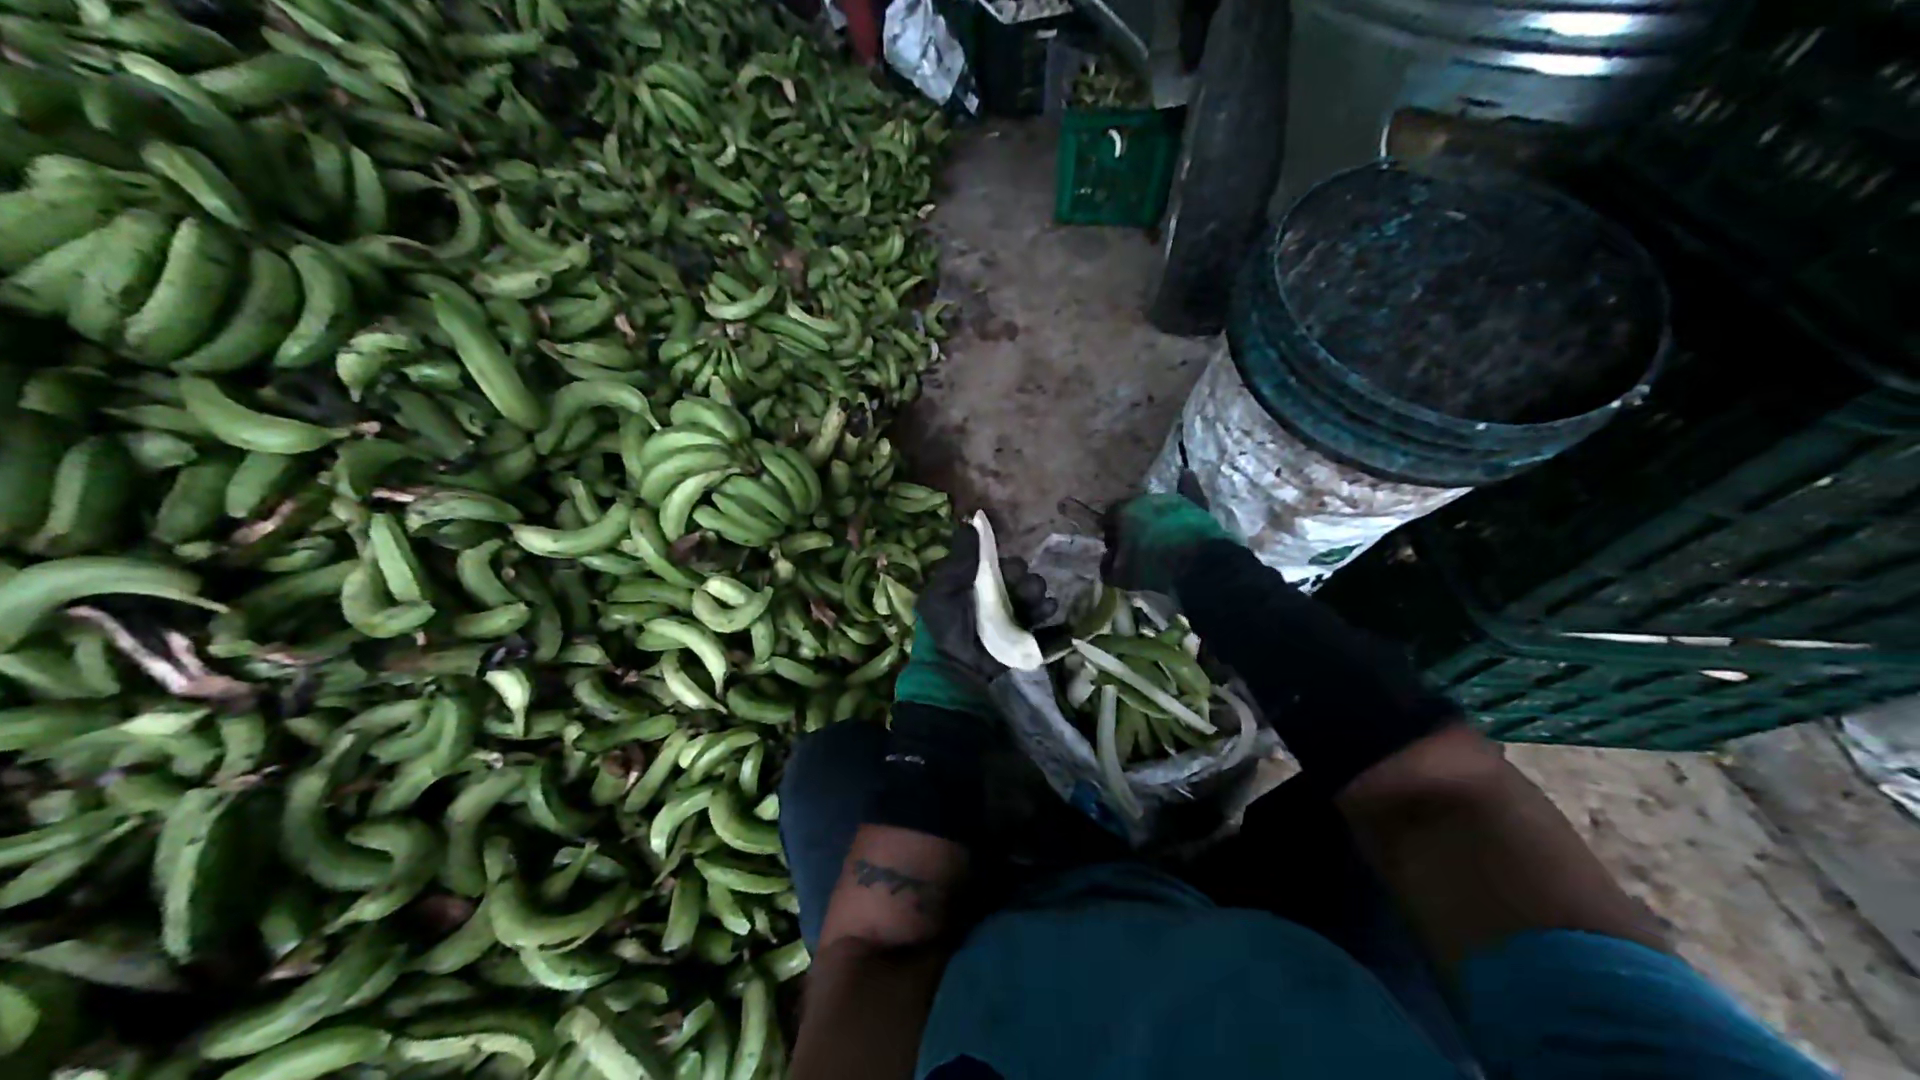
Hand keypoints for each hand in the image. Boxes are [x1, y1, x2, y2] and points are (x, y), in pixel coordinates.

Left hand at [893, 522, 1055, 715]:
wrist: (956, 666)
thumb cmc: (945, 625)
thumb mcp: (943, 590)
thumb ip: (959, 559)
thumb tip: (969, 524)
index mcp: (977, 578)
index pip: (998, 559)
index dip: (1003, 559)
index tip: (1004, 565)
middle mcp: (998, 590)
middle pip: (1020, 572)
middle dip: (1022, 575)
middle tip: (1017, 583)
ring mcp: (1014, 610)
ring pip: (1034, 589)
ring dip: (1035, 589)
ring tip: (1030, 598)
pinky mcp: (1026, 629)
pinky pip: (1044, 612)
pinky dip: (1047, 608)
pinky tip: (1045, 609)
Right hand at [1101, 493, 1234, 595]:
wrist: (1196, 563)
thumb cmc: (1152, 567)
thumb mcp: (1120, 576)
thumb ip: (1107, 566)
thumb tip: (1108, 559)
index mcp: (1123, 512)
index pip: (1109, 518)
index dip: (1111, 533)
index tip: (1115, 548)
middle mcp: (1144, 499)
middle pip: (1133, 509)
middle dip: (1132, 524)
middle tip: (1137, 544)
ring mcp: (1171, 499)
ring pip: (1157, 504)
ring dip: (1155, 516)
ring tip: (1160, 534)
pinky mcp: (1195, 504)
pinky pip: (1188, 489)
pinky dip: (1185, 485)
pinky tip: (1185, 475)